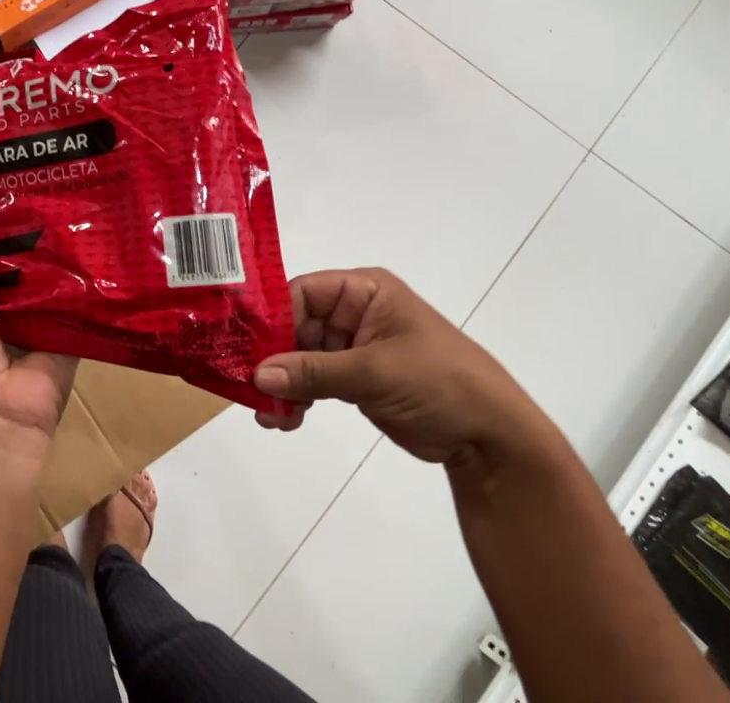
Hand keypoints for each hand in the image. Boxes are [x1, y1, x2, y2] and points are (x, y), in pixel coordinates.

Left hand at [0, 217, 77, 466]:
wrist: (2, 421)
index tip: (4, 193)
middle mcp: (10, 310)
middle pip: (22, 268)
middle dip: (31, 238)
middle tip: (47, 191)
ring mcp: (42, 322)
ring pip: (51, 282)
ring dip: (59, 256)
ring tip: (75, 208)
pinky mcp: (71, 335)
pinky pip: (78, 305)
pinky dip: (85, 283)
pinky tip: (96, 247)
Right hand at [253, 269, 552, 470]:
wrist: (489, 437)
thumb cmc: (440, 382)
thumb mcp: (375, 372)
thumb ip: (314, 372)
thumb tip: (257, 375)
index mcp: (365, 291)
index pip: (303, 291)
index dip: (271, 315)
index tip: (240, 344)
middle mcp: (355, 313)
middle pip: (294, 325)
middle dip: (271, 357)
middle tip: (243, 385)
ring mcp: (352, 348)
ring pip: (298, 358)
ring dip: (280, 384)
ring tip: (265, 413)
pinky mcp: (353, 380)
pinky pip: (311, 382)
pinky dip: (295, 400)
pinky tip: (282, 422)